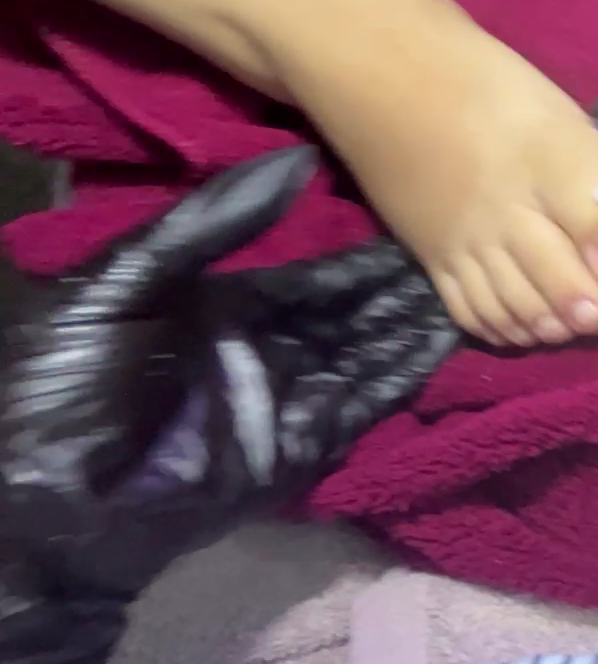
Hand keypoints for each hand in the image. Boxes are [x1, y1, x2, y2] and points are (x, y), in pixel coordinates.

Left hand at [0, 148, 456, 663]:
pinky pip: (374, 396)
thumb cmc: (75, 383)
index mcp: (232, 310)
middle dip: (410, 292)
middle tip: (474, 265)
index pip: (322, 279)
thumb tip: (291, 159)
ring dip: (421, 326)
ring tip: (479, 298)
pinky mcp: (315, 439)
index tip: (426, 236)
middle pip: (360, 313)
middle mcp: (277, 348)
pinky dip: (412, 370)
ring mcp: (300, 396)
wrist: (51, 503)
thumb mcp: (124, 288)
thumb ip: (208, 226)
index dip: (372, 260)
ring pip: (376, 350)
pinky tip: (450, 344)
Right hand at [266, 4, 597, 348]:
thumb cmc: (496, 95)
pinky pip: (470, 312)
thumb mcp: (569, 131)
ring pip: (519, 312)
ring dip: (552, 325)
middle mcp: (511, 225)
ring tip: (571, 319)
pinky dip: (505, 328)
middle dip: (592, 310)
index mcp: (559, 182)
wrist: (384, 68)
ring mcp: (467, 246)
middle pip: (562, 295)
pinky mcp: (432, 257)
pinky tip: (527, 326)